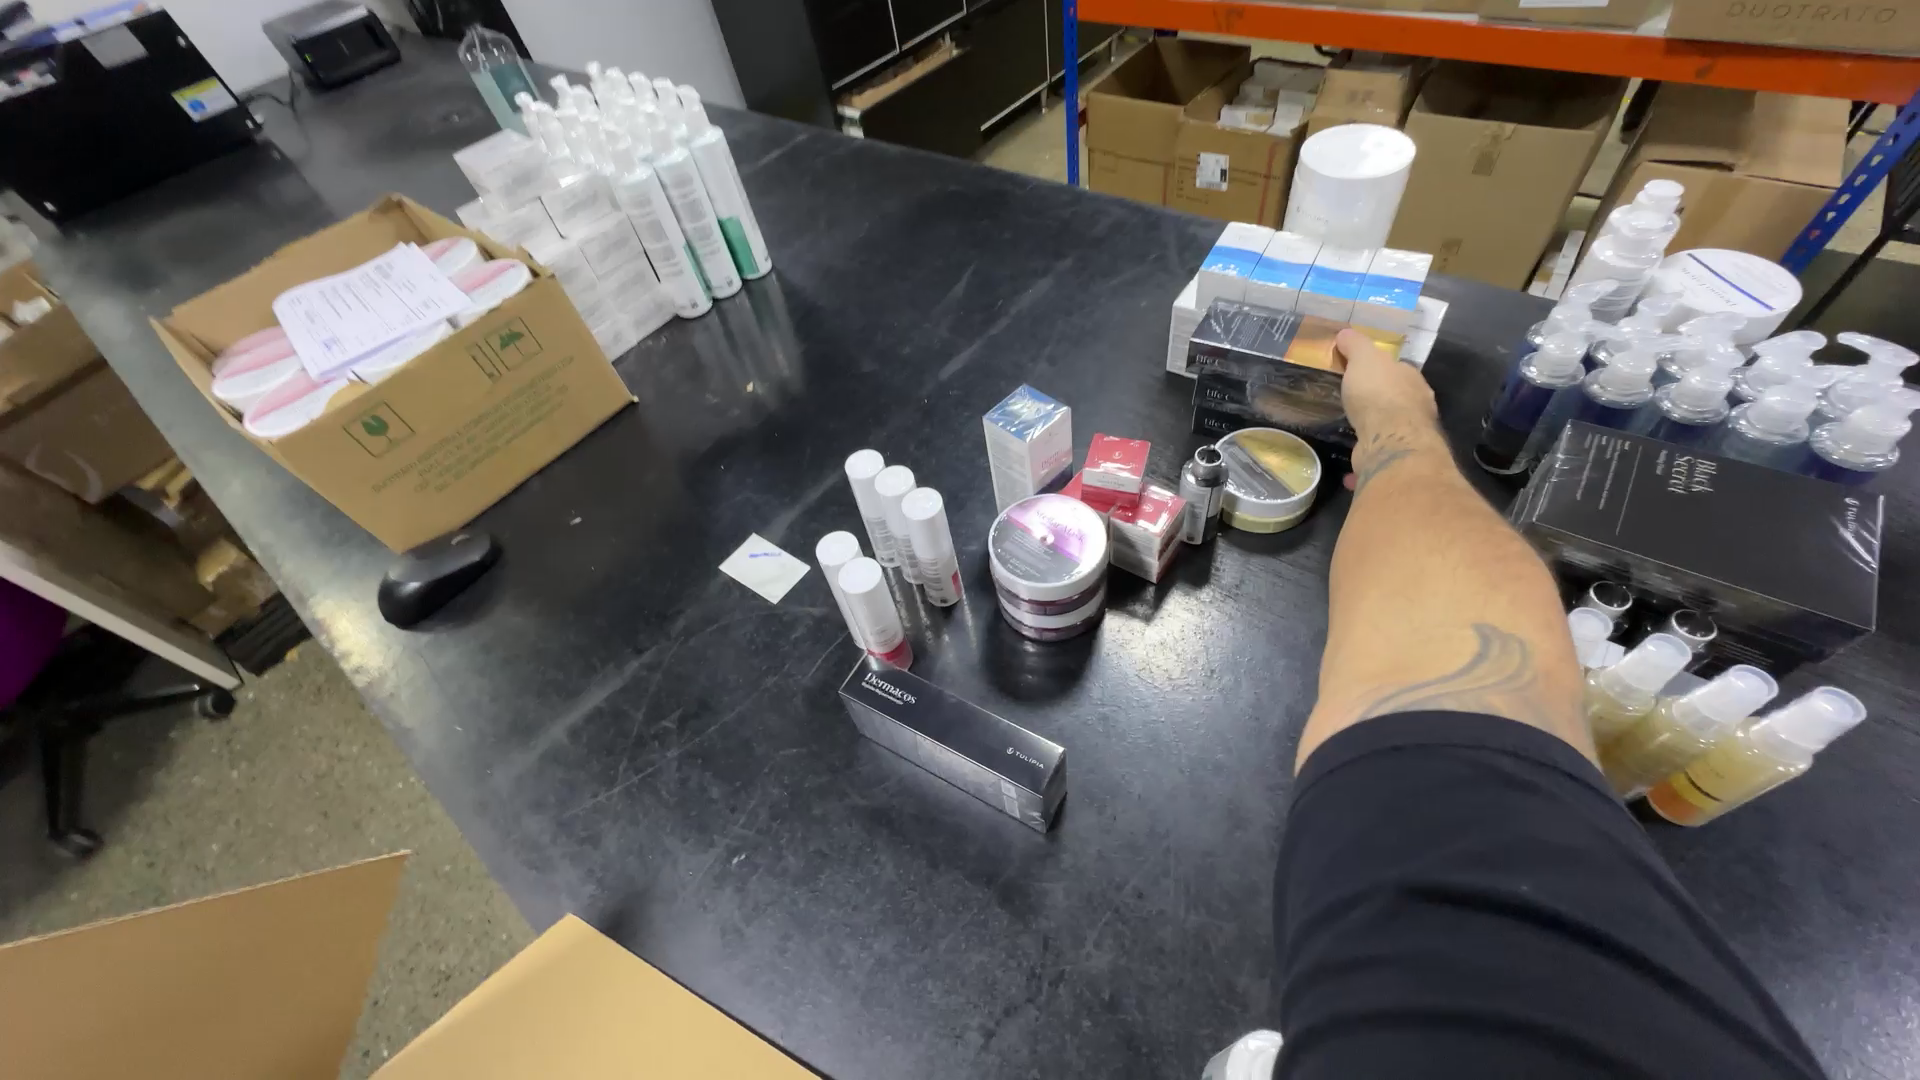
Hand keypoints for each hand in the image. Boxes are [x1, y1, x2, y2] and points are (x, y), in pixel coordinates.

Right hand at [1338, 329, 1440, 492]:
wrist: (1389, 439)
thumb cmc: (1378, 393)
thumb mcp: (1364, 359)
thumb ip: (1356, 346)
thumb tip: (1345, 333)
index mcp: (1412, 380)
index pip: (1398, 370)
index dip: (1381, 370)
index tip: (1362, 373)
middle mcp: (1417, 406)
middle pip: (1397, 399)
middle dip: (1380, 401)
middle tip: (1356, 402)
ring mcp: (1408, 434)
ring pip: (1390, 429)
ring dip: (1375, 430)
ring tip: (1352, 432)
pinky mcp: (1395, 458)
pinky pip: (1378, 456)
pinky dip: (1365, 461)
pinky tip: (1349, 469)